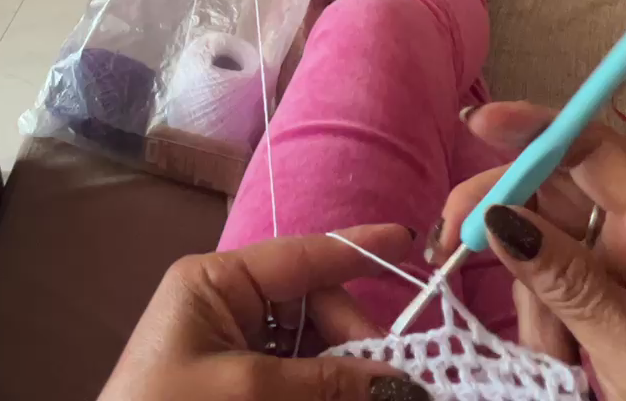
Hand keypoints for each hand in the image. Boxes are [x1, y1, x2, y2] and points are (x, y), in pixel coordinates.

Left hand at [100, 225, 429, 400]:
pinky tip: (346, 396)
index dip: (356, 248)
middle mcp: (226, 301)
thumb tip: (401, 384)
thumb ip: (325, 383)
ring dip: (343, 370)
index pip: (300, 254)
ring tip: (377, 390)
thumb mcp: (248, 392)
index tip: (408, 241)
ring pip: (308, 344)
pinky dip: (321, 387)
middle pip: (311, 305)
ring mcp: (231, 343)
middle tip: (397, 383)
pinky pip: (292, 373)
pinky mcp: (236, 382)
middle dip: (355, 339)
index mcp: (217, 280)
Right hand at [431, 103, 625, 400]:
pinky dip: (536, 318)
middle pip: (550, 188)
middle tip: (450, 243)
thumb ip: (572, 286)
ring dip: (527, 292)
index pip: (596, 151)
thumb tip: (499, 216)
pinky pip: (542, 282)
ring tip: (553, 357)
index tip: (473, 125)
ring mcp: (618, 268)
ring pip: (536, 240)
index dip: (534, 127)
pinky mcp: (599, 299)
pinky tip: (558, 360)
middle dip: (500, 213)